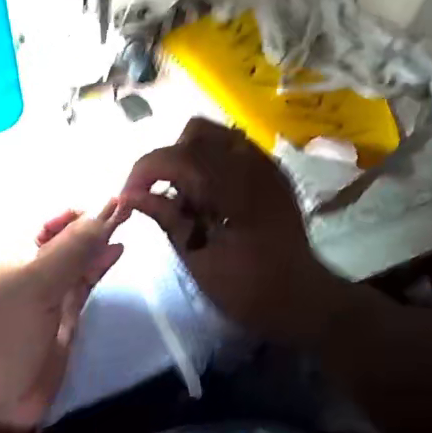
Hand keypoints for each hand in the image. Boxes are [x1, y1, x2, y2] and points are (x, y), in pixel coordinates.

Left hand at [0, 200, 129, 429]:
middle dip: (95, 221)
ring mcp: (48, 293)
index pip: (52, 218)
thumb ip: (74, 247)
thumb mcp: (36, 283)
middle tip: (132, 204)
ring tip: (131, 219)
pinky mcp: (65, 317)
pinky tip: (117, 250)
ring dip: (101, 241)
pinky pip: (85, 283)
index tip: (118, 196)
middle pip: (68, 236)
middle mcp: (30, 267)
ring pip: (79, 258)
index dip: (82, 207)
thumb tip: (108, 207)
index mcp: (11, 251)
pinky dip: (100, 266)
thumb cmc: (2, 333)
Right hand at [123, 118, 353, 342]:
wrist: (302, 299)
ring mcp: (266, 165)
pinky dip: (214, 162)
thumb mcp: (198, 257)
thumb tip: (131, 196)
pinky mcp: (273, 173)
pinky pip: (236, 149)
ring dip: (191, 156)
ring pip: (217, 135)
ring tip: (186, 195)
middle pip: (196, 133)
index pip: (177, 156)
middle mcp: (252, 164)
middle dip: (169, 159)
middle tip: (159, 193)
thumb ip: (166, 218)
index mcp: (233, 186)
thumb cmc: (248, 288)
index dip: (144, 171)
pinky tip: (210, 196)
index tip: (129, 195)